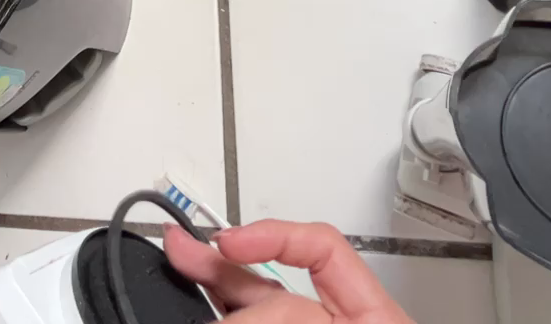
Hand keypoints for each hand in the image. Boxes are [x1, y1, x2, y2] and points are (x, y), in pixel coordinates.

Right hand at [163, 220, 417, 323]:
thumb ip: (293, 316)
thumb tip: (234, 312)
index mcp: (375, 317)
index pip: (320, 248)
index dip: (272, 234)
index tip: (228, 242)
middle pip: (271, 283)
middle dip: (220, 264)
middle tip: (180, 246)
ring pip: (250, 310)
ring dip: (211, 291)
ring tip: (176, 272)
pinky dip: (219, 317)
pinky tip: (196, 309)